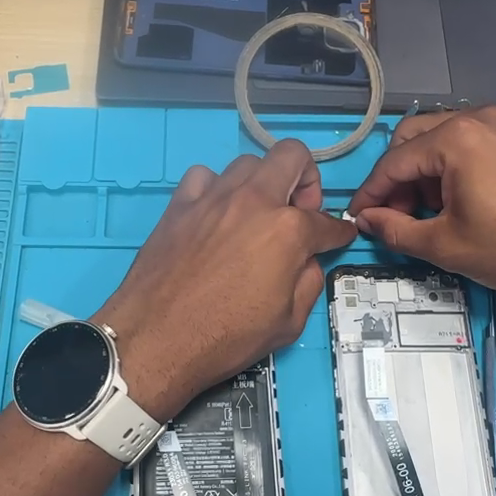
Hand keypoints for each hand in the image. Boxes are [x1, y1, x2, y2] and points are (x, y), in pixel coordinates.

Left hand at [94, 139, 355, 420]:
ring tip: (256, 215)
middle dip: (306, 179)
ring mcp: (212, 198)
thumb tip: (307, 260)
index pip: (327, 222)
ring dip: (261, 183)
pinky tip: (215, 214)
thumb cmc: (227, 338)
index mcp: (288, 230)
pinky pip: (203, 177)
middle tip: (300, 212)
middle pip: (292, 156)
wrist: (156, 340)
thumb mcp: (290, 322)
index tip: (339, 236)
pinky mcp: (179, 205)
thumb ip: (308, 281)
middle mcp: (253, 200)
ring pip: (247, 163)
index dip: (339, 232)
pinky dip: (215, 189)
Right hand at [348, 106, 495, 307]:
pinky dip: (446, 170)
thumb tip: (367, 221)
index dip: (370, 193)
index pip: (393, 162)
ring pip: (437, 141)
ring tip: (423, 216)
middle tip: (393, 217)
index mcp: (455, 138)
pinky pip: (464, 146)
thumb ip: (395, 229)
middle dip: (395, 179)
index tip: (358, 218)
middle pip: (411, 140)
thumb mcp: (444, 245)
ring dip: (420, 174)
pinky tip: (451, 205)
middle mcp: (475, 120)